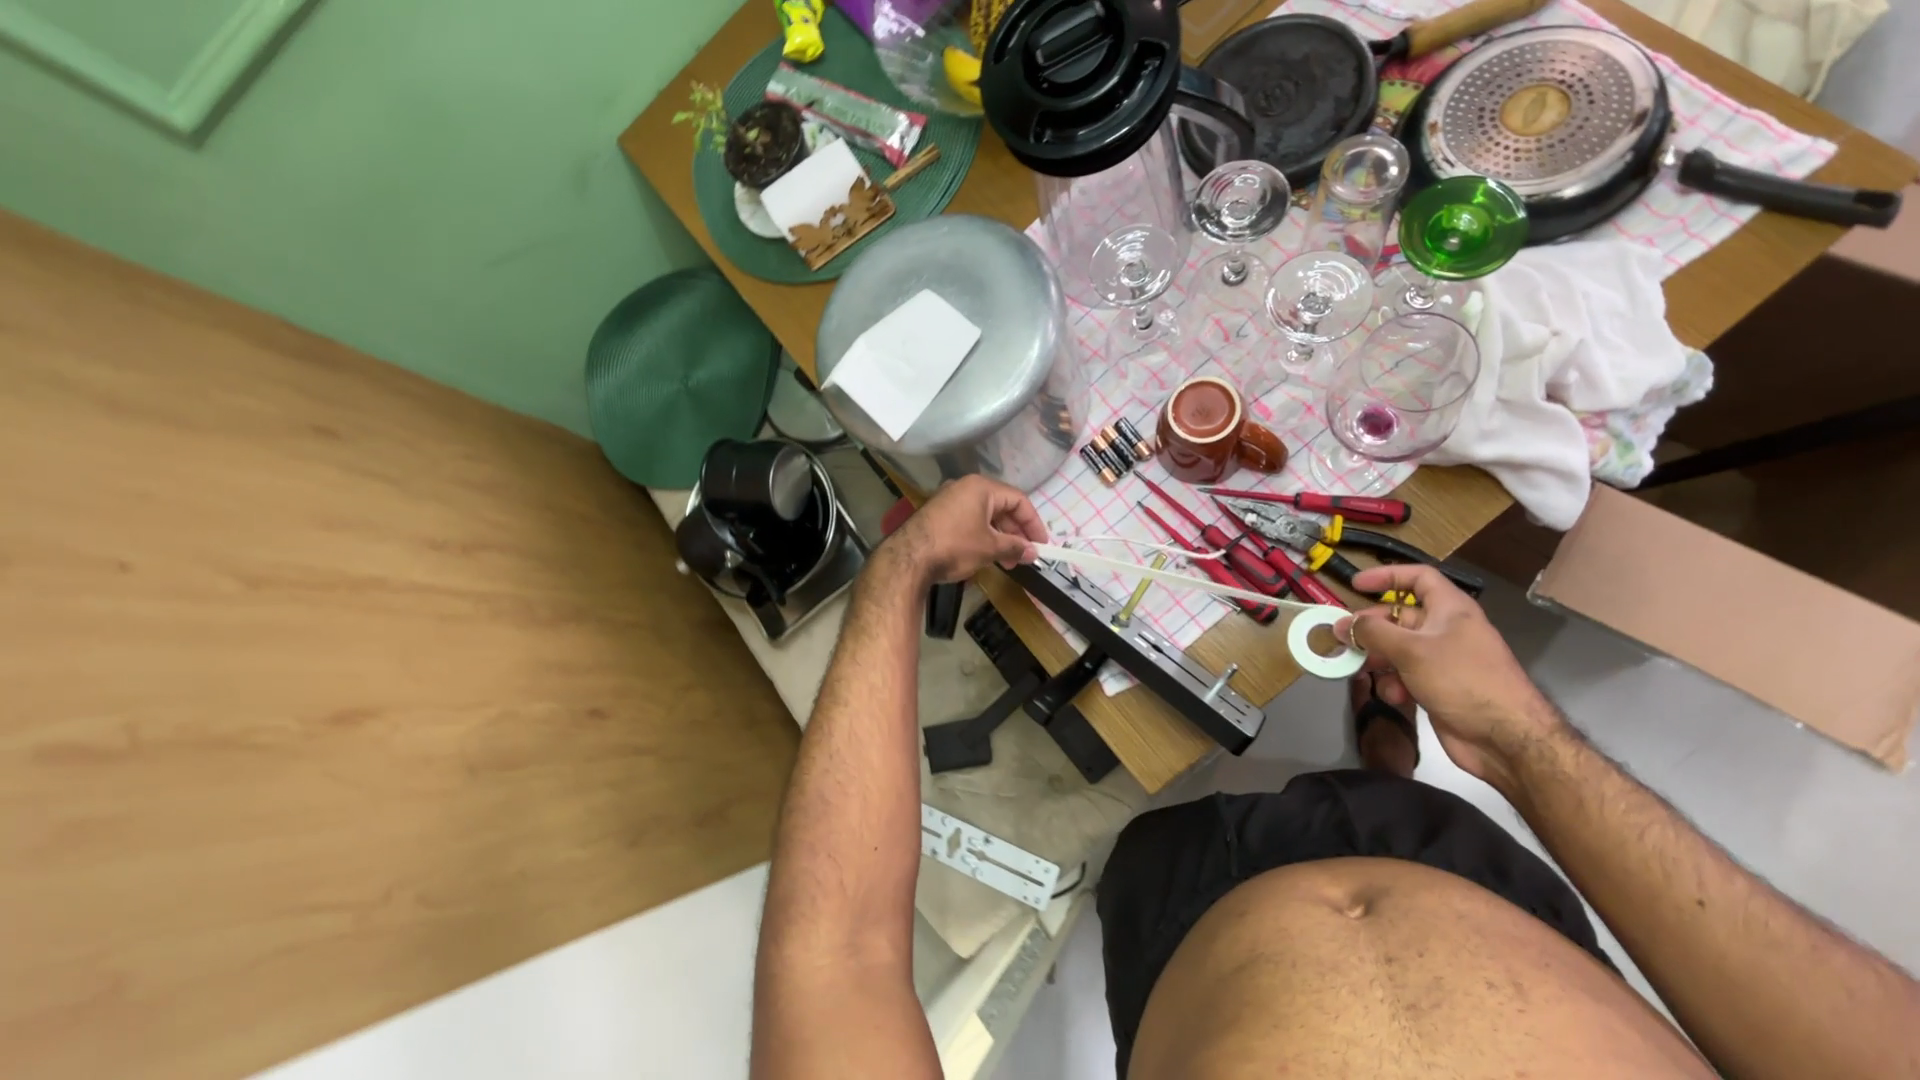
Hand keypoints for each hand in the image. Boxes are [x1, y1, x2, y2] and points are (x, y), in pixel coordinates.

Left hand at [884, 475, 1048, 585]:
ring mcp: (949, 501)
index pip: (1018, 500)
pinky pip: (969, 521)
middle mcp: (964, 488)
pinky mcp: (938, 516)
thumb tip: (1033, 552)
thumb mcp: (989, 547)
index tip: (1042, 544)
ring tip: (1008, 562)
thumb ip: (1015, 547)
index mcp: (980, 487)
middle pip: (1001, 507)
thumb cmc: (954, 546)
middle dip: (1016, 533)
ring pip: (985, 516)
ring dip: (1000, 538)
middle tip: (1025, 556)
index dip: (1033, 523)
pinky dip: (982, 537)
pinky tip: (987, 556)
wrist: (907, 559)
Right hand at [1335, 564, 1564, 791]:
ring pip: (1399, 649)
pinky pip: (1406, 675)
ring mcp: (1443, 660)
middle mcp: (1447, 630)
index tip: (1356, 585)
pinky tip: (1394, 696)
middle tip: (1345, 638)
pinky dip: (1395, 683)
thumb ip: (1373, 633)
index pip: (1418, 578)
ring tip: (1364, 670)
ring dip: (1379, 659)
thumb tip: (1343, 624)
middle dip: (1373, 627)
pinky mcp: (1439, 687)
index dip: (1387, 576)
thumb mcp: (1411, 650)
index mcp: (1450, 609)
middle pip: (1401, 617)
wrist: (1505, 736)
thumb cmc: (1461, 679)